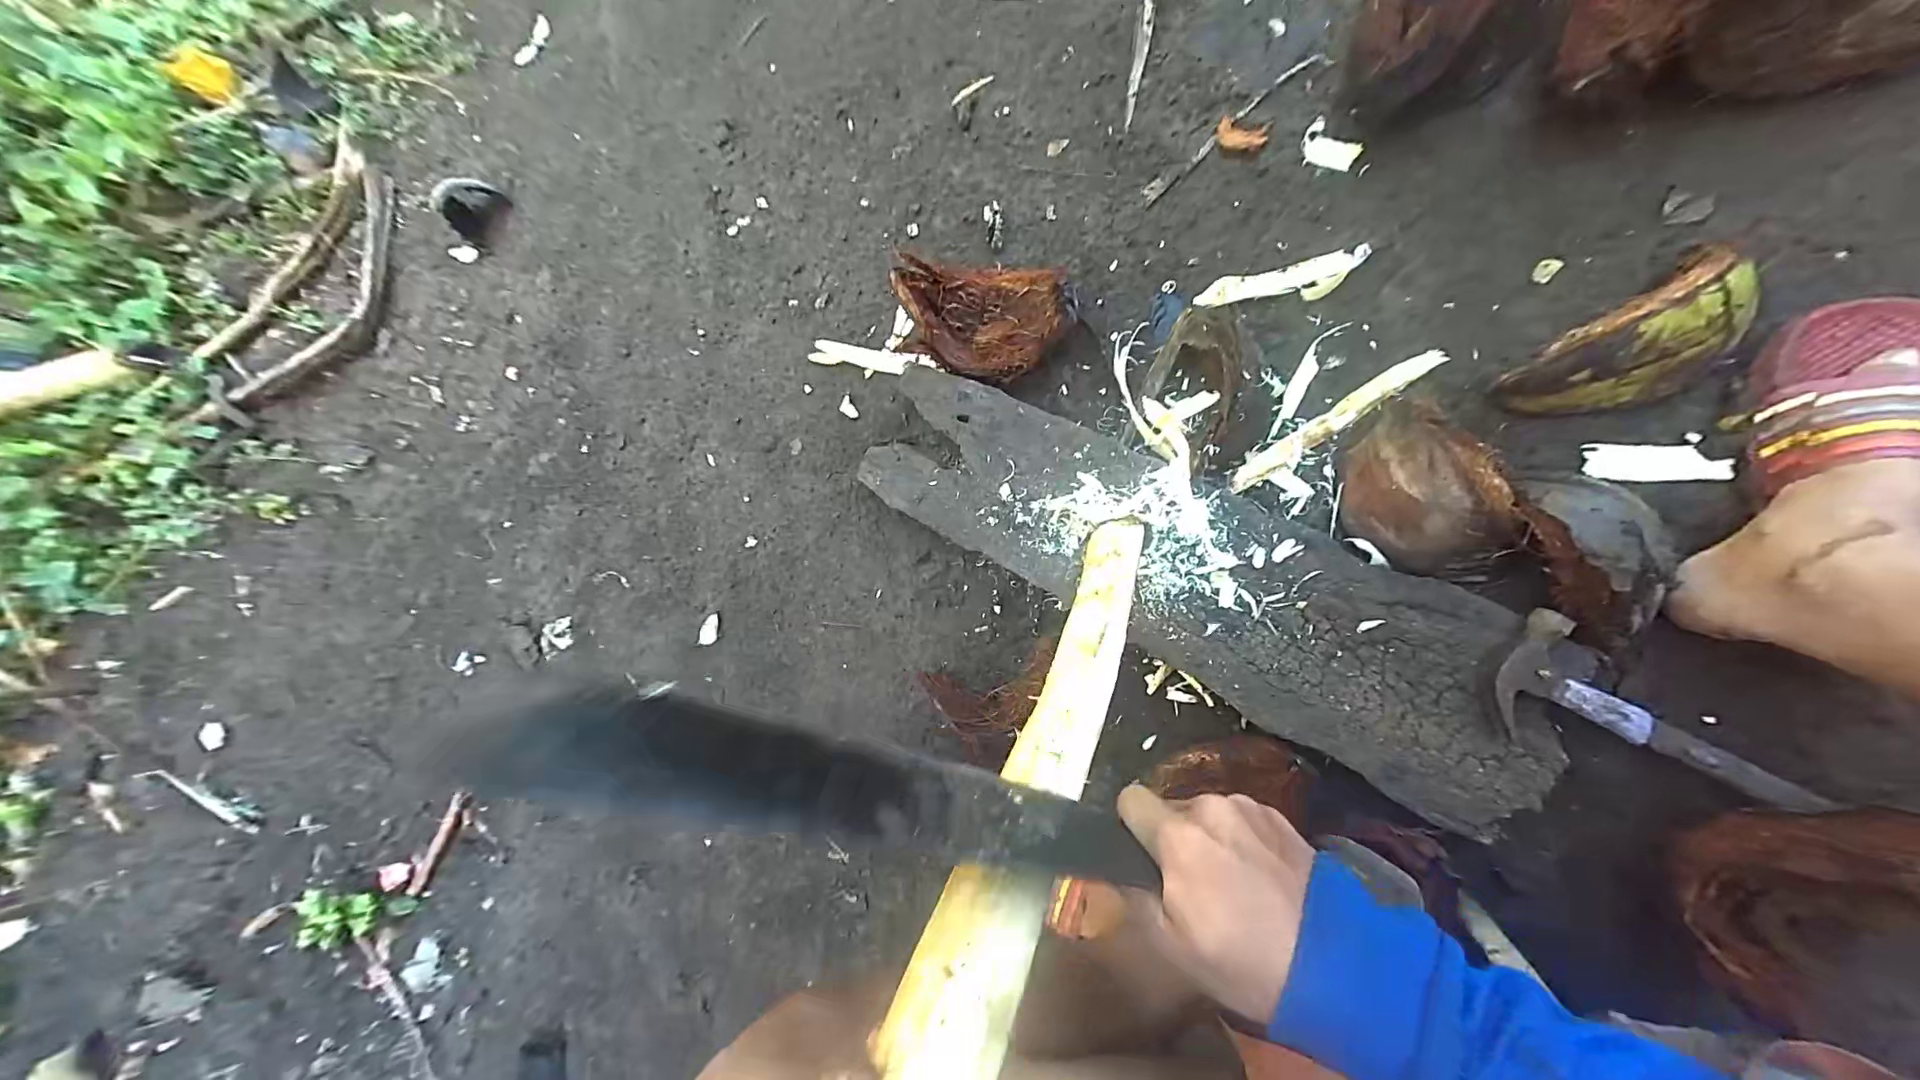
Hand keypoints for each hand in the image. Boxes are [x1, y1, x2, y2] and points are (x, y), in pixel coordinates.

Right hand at [1116, 783, 1315, 1024]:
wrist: (1339, 967)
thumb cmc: (1243, 961)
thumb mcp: (1171, 944)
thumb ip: (1132, 895)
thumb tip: (1112, 869)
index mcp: (1178, 835)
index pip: (1130, 798)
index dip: (1129, 825)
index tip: (1141, 854)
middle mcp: (1210, 806)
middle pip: (1170, 808)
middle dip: (1172, 837)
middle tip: (1192, 883)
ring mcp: (1249, 807)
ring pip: (1206, 813)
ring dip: (1207, 837)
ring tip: (1233, 882)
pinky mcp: (1279, 815)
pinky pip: (1239, 818)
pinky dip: (1239, 838)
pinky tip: (1260, 876)